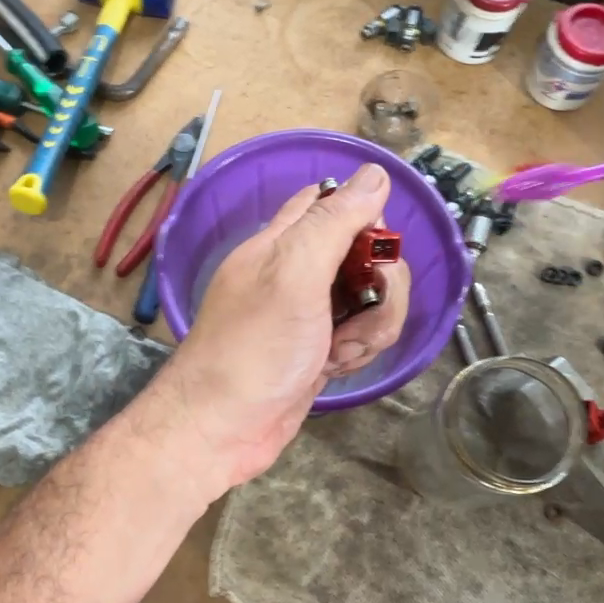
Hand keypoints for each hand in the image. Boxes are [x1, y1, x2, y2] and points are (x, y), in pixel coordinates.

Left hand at [146, 163, 411, 489]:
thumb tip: (375, 174)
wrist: (223, 428)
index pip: (329, 204)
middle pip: (365, 256)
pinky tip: (334, 369)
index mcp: (281, 243)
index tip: (373, 250)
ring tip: (339, 352)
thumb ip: (333, 223)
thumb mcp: (293, 274)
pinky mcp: (319, 352)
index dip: (363, 218)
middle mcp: (295, 273)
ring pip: (370, 300)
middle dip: (380, 287)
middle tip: (357, 313)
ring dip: (371, 327)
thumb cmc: (253, 348)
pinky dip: (357, 352)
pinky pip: (360, 337)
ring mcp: (309, 315)